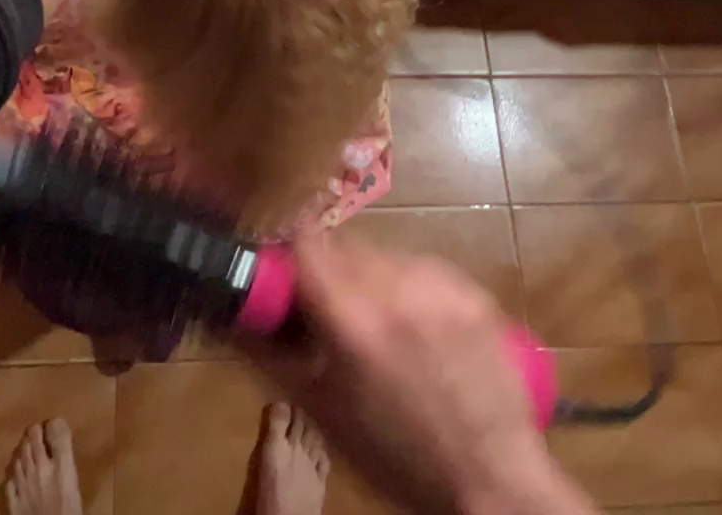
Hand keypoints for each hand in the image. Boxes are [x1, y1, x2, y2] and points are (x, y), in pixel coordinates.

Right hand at [243, 235, 596, 514]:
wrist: (493, 480)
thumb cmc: (394, 455)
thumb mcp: (318, 410)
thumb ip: (266, 353)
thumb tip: (228, 313)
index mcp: (353, 320)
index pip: (304, 240)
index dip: (286, 251)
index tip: (283, 275)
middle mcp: (397, 287)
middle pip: (341, 244)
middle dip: (326, 269)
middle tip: (329, 311)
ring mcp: (442, 285)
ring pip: (381, 253)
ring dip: (366, 276)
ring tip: (377, 324)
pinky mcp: (472, 289)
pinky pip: (420, 267)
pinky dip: (406, 286)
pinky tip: (416, 327)